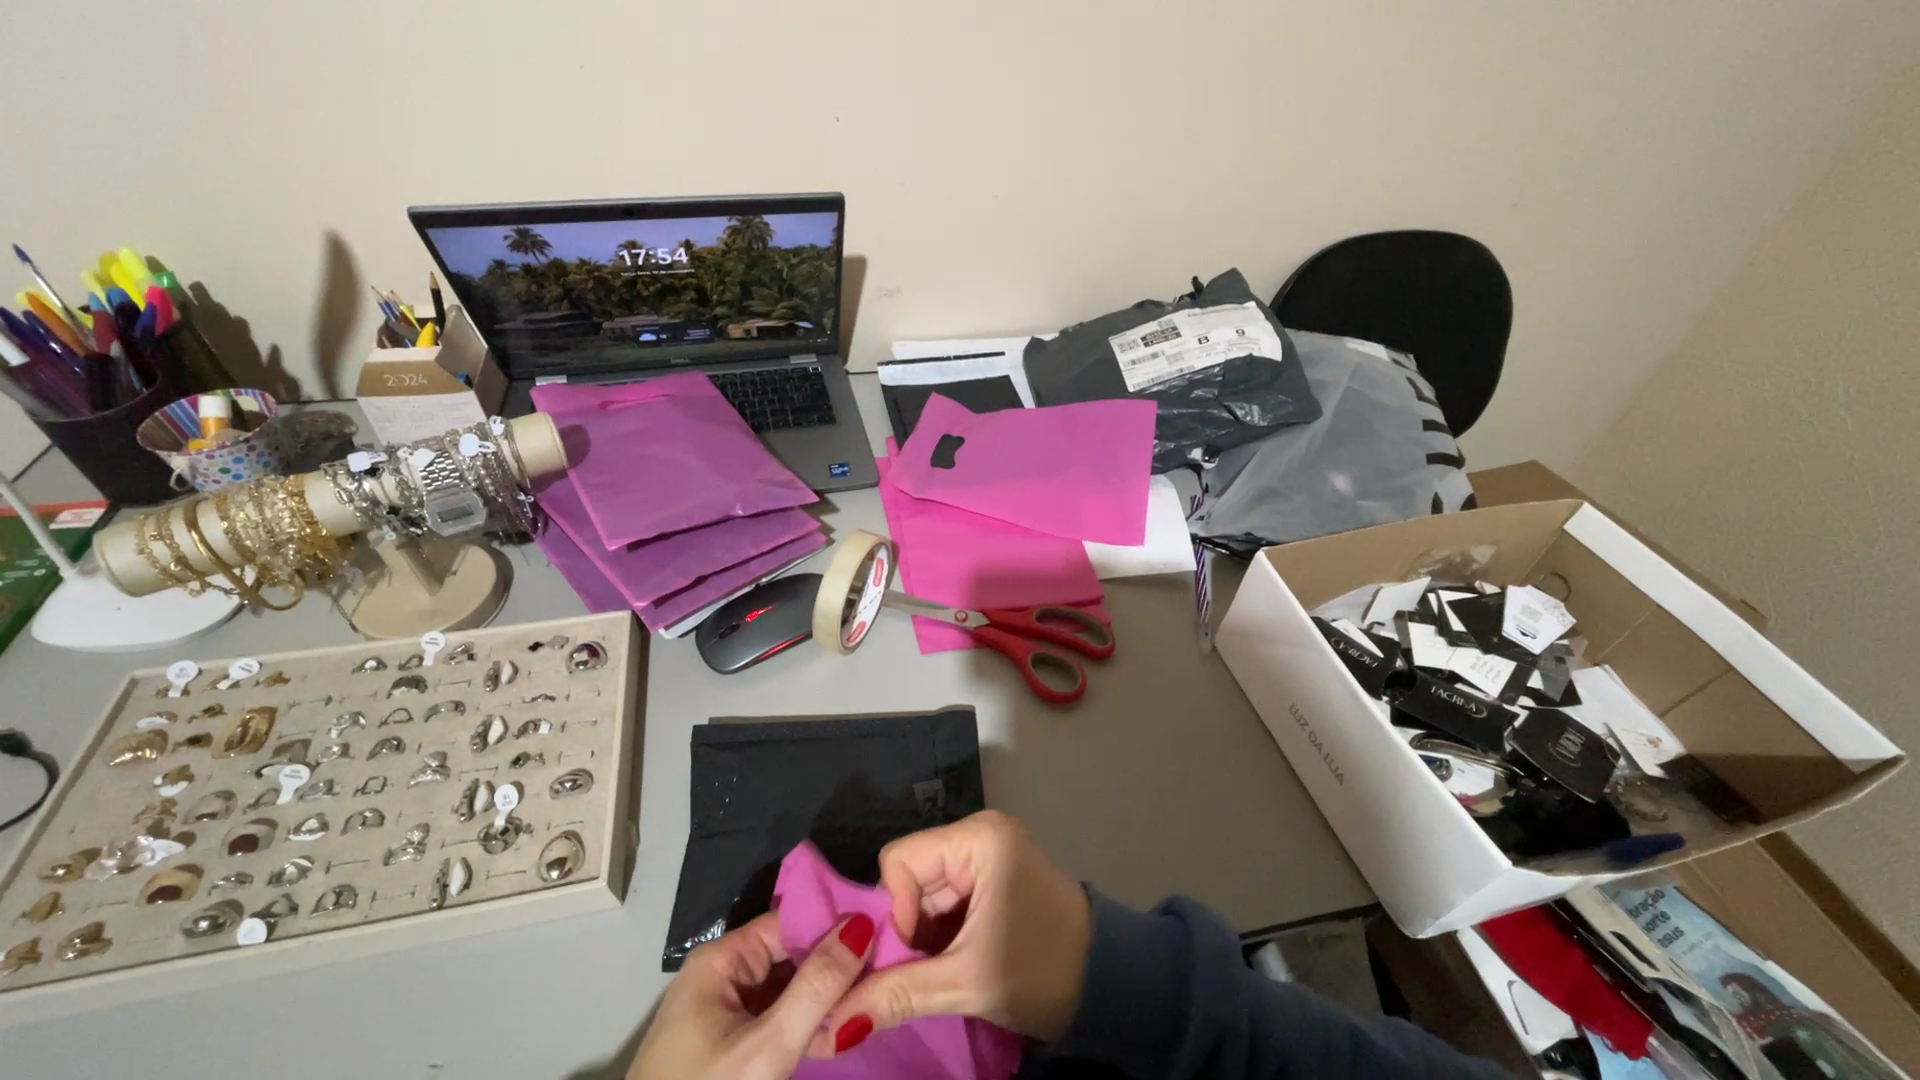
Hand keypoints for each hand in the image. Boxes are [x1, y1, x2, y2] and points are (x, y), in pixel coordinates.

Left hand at [630, 910, 876, 1079]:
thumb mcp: (767, 1047)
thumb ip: (817, 987)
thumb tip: (862, 921)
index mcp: (722, 959)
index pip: (792, 921)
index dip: (838, 924)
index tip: (888, 931)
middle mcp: (724, 973)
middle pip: (793, 953)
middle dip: (837, 966)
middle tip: (889, 973)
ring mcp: (726, 1008)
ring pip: (790, 987)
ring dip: (826, 999)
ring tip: (875, 1001)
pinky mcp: (731, 1040)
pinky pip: (779, 1016)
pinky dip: (807, 1023)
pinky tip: (841, 1032)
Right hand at [814, 810, 1092, 1052]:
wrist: (1111, 988)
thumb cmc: (1044, 972)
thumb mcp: (968, 982)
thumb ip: (896, 994)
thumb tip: (828, 1026)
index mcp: (979, 838)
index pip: (901, 860)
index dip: (896, 910)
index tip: (915, 956)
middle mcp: (980, 835)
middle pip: (911, 876)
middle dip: (909, 929)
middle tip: (922, 974)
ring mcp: (988, 857)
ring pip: (924, 894)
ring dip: (924, 938)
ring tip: (944, 972)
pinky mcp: (994, 880)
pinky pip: (945, 902)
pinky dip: (940, 936)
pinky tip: (953, 963)